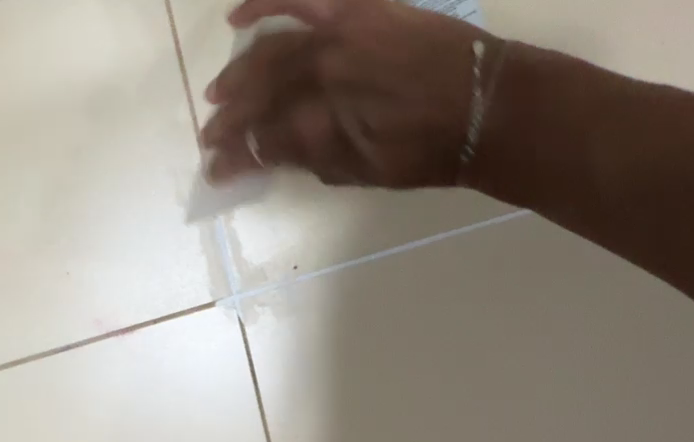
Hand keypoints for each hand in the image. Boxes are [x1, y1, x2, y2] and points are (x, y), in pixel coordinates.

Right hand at [199, 0, 493, 187]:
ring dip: (237, 75)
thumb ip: (308, 159)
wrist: (484, 105)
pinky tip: (239, 14)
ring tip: (216, 93)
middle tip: (208, 139)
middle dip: (229, 122)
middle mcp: (322, 75)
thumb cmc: (422, 152)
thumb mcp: (359, 171)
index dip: (234, 158)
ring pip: (270, 52)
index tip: (214, 172)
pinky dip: (267, 3)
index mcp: (322, 124)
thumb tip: (265, 153)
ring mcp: (339, 35)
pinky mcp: (358, 8)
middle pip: (258, 98)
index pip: (260, 141)